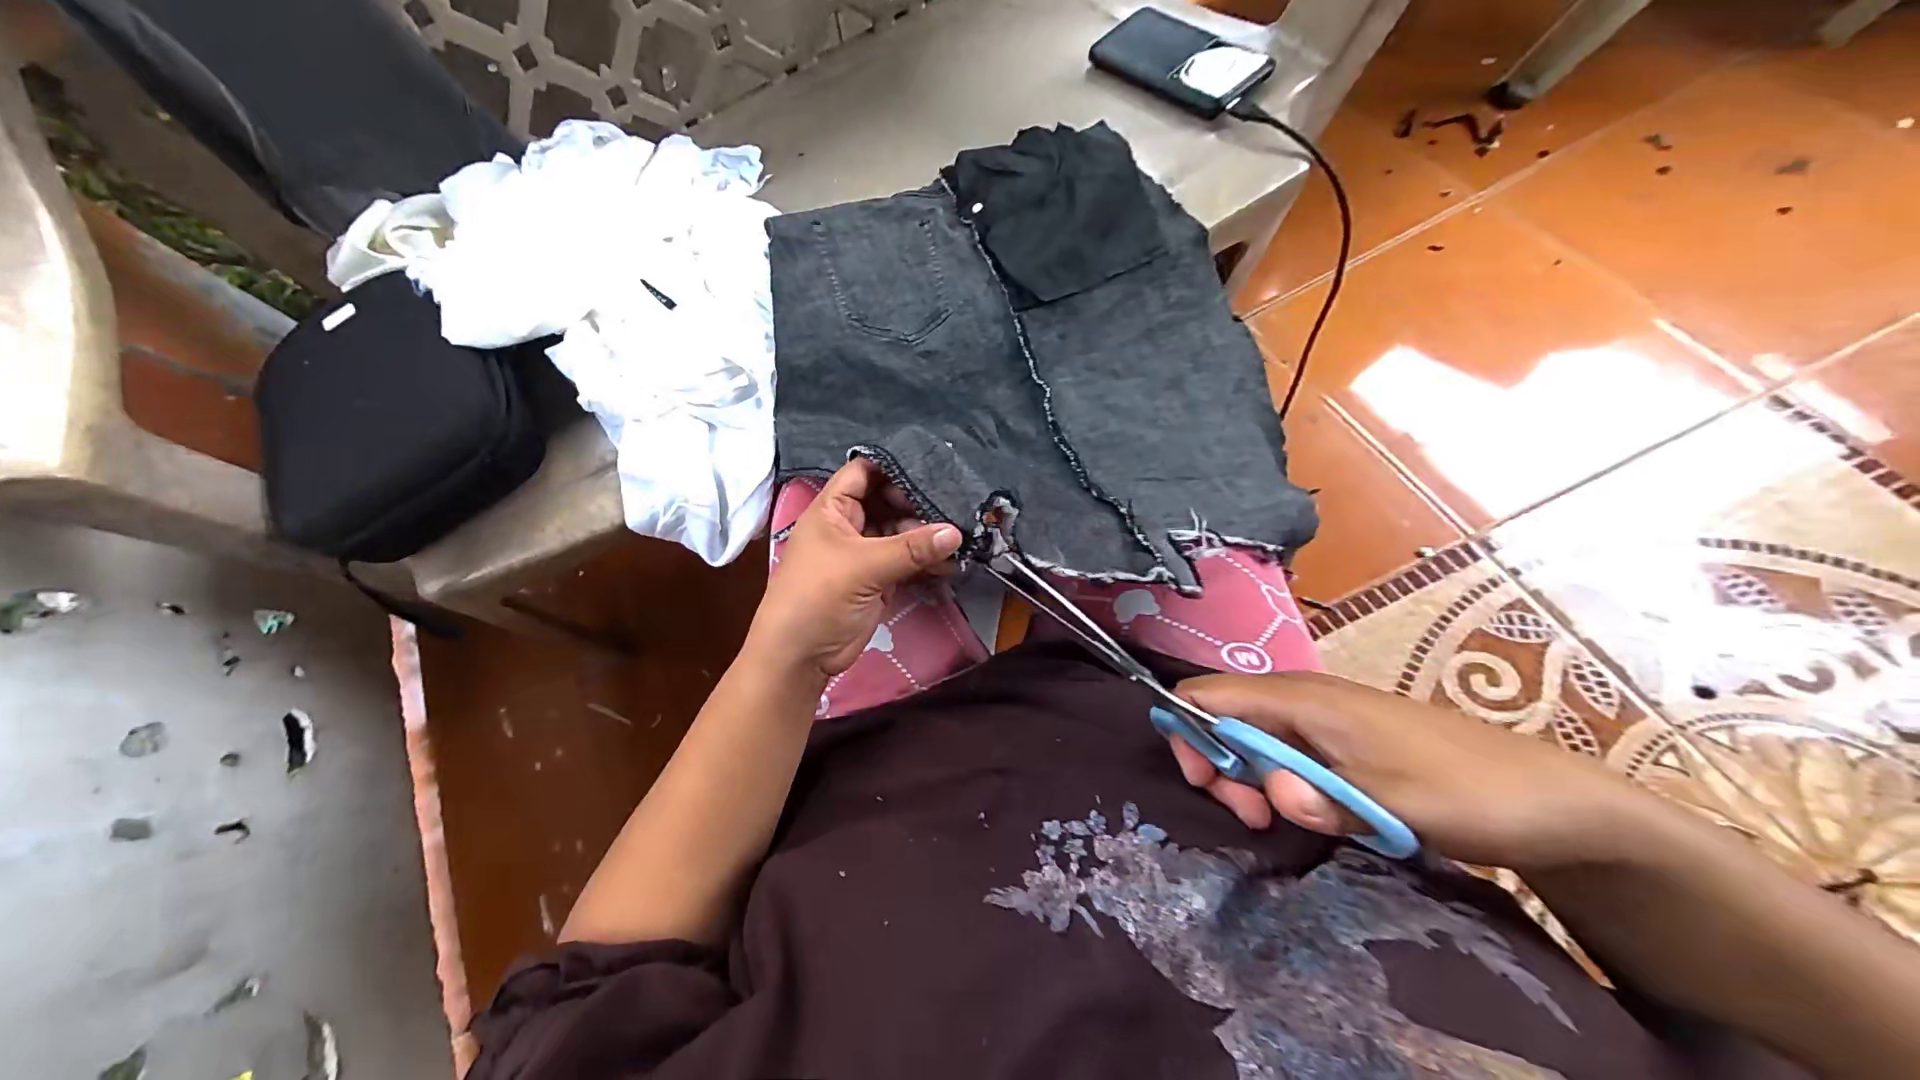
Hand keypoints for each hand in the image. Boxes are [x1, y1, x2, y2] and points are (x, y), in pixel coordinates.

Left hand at [745, 459, 963, 682]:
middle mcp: (849, 526)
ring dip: (927, 535)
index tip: (932, 468)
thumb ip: (911, 548)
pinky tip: (952, 562)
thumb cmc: (818, 597)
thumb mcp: (864, 566)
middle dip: (919, 503)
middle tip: (955, 503)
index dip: (893, 467)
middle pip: (888, 501)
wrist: (800, 657)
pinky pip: (906, 561)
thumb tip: (956, 532)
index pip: (864, 472)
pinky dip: (927, 561)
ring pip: (900, 532)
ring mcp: (864, 553)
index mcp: (832, 510)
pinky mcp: (878, 579)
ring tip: (961, 534)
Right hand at [1169, 672, 1655, 869]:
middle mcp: (1302, 696)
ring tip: (1283, 818)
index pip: (1206, 694)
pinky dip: (1275, 777)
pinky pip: (1281, 747)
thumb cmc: (1468, 792)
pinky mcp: (1339, 736)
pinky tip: (1305, 807)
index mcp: (1302, 698)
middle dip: (1219, 764)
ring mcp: (1321, 715)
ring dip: (1248, 776)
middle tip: (1254, 816)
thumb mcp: (1392, 805)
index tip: (1209, 786)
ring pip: (1250, 733)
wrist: (1551, 798)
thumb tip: (1271, 795)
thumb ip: (1321, 800)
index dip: (1187, 733)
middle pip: (1221, 716)